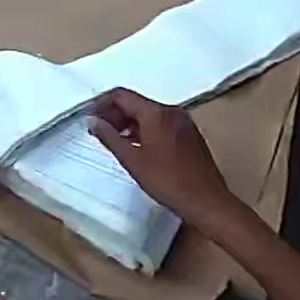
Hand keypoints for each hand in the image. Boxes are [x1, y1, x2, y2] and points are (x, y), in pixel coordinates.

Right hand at [87, 88, 240, 228]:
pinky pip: (161, 123)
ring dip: (129, 123)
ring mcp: (184, 123)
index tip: (91, 116)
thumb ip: (109, 136)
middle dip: (115, 114)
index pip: (122, 96)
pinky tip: (136, 146)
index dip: (102, 103)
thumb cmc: (169, 182)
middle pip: (135, 103)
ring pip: (148, 113)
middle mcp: (172, 112)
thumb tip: (94, 122)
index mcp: (157, 114)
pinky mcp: (189, 135)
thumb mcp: (131, 159)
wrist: (207, 203)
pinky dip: (145, 129)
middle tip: (100, 130)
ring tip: (116, 140)